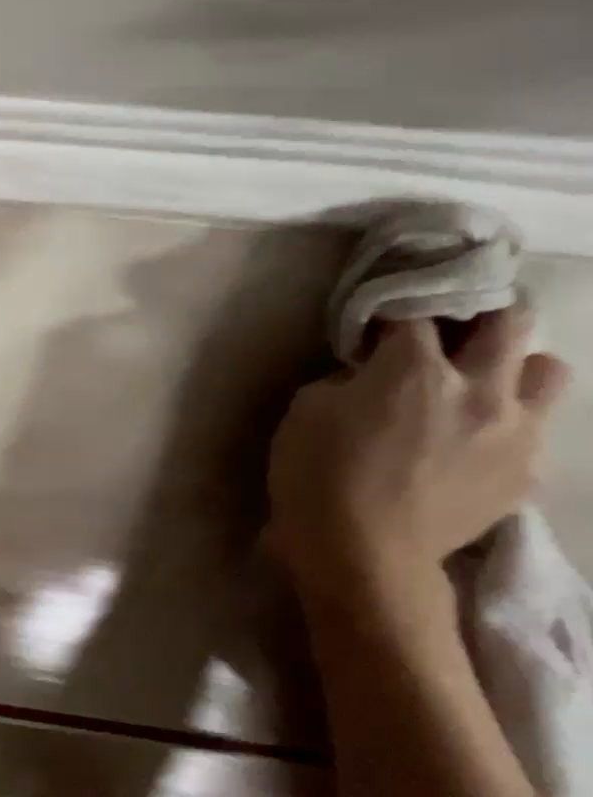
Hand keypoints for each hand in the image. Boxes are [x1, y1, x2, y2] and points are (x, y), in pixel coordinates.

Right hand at [265, 308, 569, 608]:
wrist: (364, 551)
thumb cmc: (317, 471)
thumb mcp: (310, 408)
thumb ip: (353, 380)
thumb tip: (375, 376)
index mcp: (413, 368)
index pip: (414, 311)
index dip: (394, 308)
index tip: (379, 317)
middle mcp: (479, 389)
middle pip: (508, 322)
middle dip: (480, 312)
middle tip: (450, 323)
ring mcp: (515, 433)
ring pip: (548, 371)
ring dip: (513, 366)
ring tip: (478, 382)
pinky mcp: (527, 473)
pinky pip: (532, 429)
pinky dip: (506, 423)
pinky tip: (470, 441)